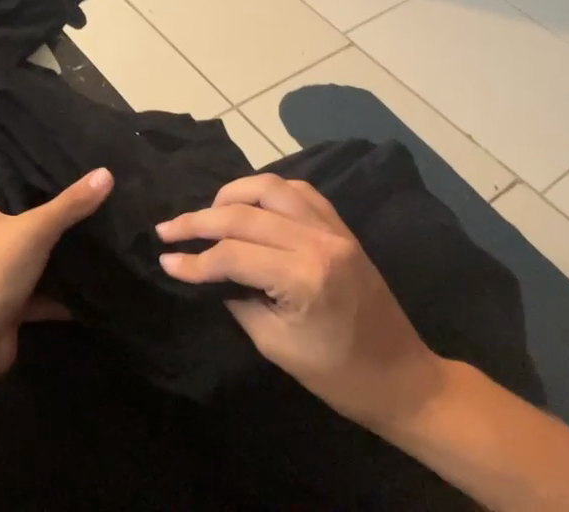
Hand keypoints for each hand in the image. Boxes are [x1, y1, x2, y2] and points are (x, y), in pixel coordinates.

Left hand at [0, 164, 113, 379]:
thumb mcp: (34, 231)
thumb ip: (69, 204)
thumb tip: (105, 173)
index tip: (2, 139)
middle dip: (20, 194)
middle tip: (55, 172)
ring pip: (17, 249)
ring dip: (42, 242)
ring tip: (77, 216)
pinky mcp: (3, 302)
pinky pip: (34, 291)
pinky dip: (56, 290)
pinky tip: (86, 280)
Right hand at [155, 174, 445, 428]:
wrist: (404, 379)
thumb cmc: (339, 376)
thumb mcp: (276, 345)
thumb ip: (238, 300)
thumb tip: (207, 273)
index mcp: (303, 277)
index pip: (232, 254)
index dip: (194, 259)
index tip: (164, 260)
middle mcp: (318, 242)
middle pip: (244, 214)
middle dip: (198, 221)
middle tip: (166, 230)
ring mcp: (333, 230)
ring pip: (269, 188)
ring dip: (231, 195)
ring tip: (206, 213)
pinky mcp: (342, 228)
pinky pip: (297, 191)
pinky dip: (266, 191)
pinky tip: (247, 205)